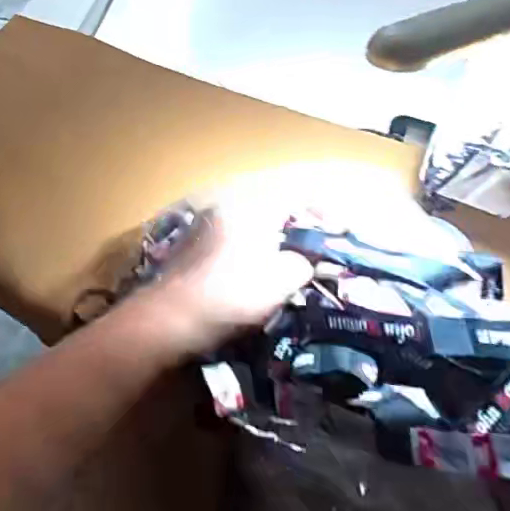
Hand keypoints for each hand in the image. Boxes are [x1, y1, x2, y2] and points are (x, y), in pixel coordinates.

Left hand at [126, 197, 312, 353]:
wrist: (173, 313)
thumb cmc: (233, 292)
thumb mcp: (283, 278)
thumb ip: (301, 261)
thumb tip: (299, 258)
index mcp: (245, 208)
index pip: (292, 197)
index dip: (320, 213)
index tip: (337, 233)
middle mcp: (220, 208)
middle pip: (267, 209)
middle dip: (292, 228)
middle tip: (312, 251)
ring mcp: (200, 226)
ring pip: (245, 226)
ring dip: (268, 241)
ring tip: (286, 266)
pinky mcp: (188, 245)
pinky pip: (227, 241)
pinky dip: (245, 252)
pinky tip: (252, 274)